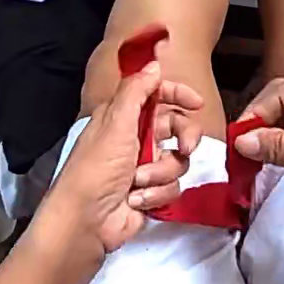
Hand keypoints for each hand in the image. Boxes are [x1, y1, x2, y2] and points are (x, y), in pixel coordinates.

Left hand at [36, 61, 204, 255]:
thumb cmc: (98, 167)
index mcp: (123, 116)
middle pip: (176, 127)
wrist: (86, 220)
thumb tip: (154, 63)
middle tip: (184, 147)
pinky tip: (136, 200)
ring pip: (177, 160)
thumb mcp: (116, 122)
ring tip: (138, 181)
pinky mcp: (151, 192)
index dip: (177, 95)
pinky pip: (172, 186)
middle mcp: (135, 137)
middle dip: (183, 138)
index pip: (157, 95)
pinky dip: (156, 193)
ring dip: (160, 172)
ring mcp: (144, 166)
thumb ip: (137, 90)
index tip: (196, 102)